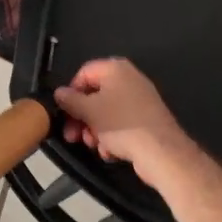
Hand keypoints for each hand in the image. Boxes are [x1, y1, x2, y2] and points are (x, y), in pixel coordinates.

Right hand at [54, 58, 194, 183]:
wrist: (162, 152)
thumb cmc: (121, 124)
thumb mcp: (89, 111)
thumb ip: (70, 100)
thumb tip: (59, 92)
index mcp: (115, 68)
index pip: (84, 73)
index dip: (71, 92)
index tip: (64, 112)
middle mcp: (129, 79)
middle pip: (95, 95)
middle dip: (82, 117)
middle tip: (73, 136)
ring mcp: (140, 100)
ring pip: (107, 112)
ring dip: (95, 130)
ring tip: (94, 145)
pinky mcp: (146, 121)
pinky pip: (121, 124)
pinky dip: (112, 136)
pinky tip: (110, 151)